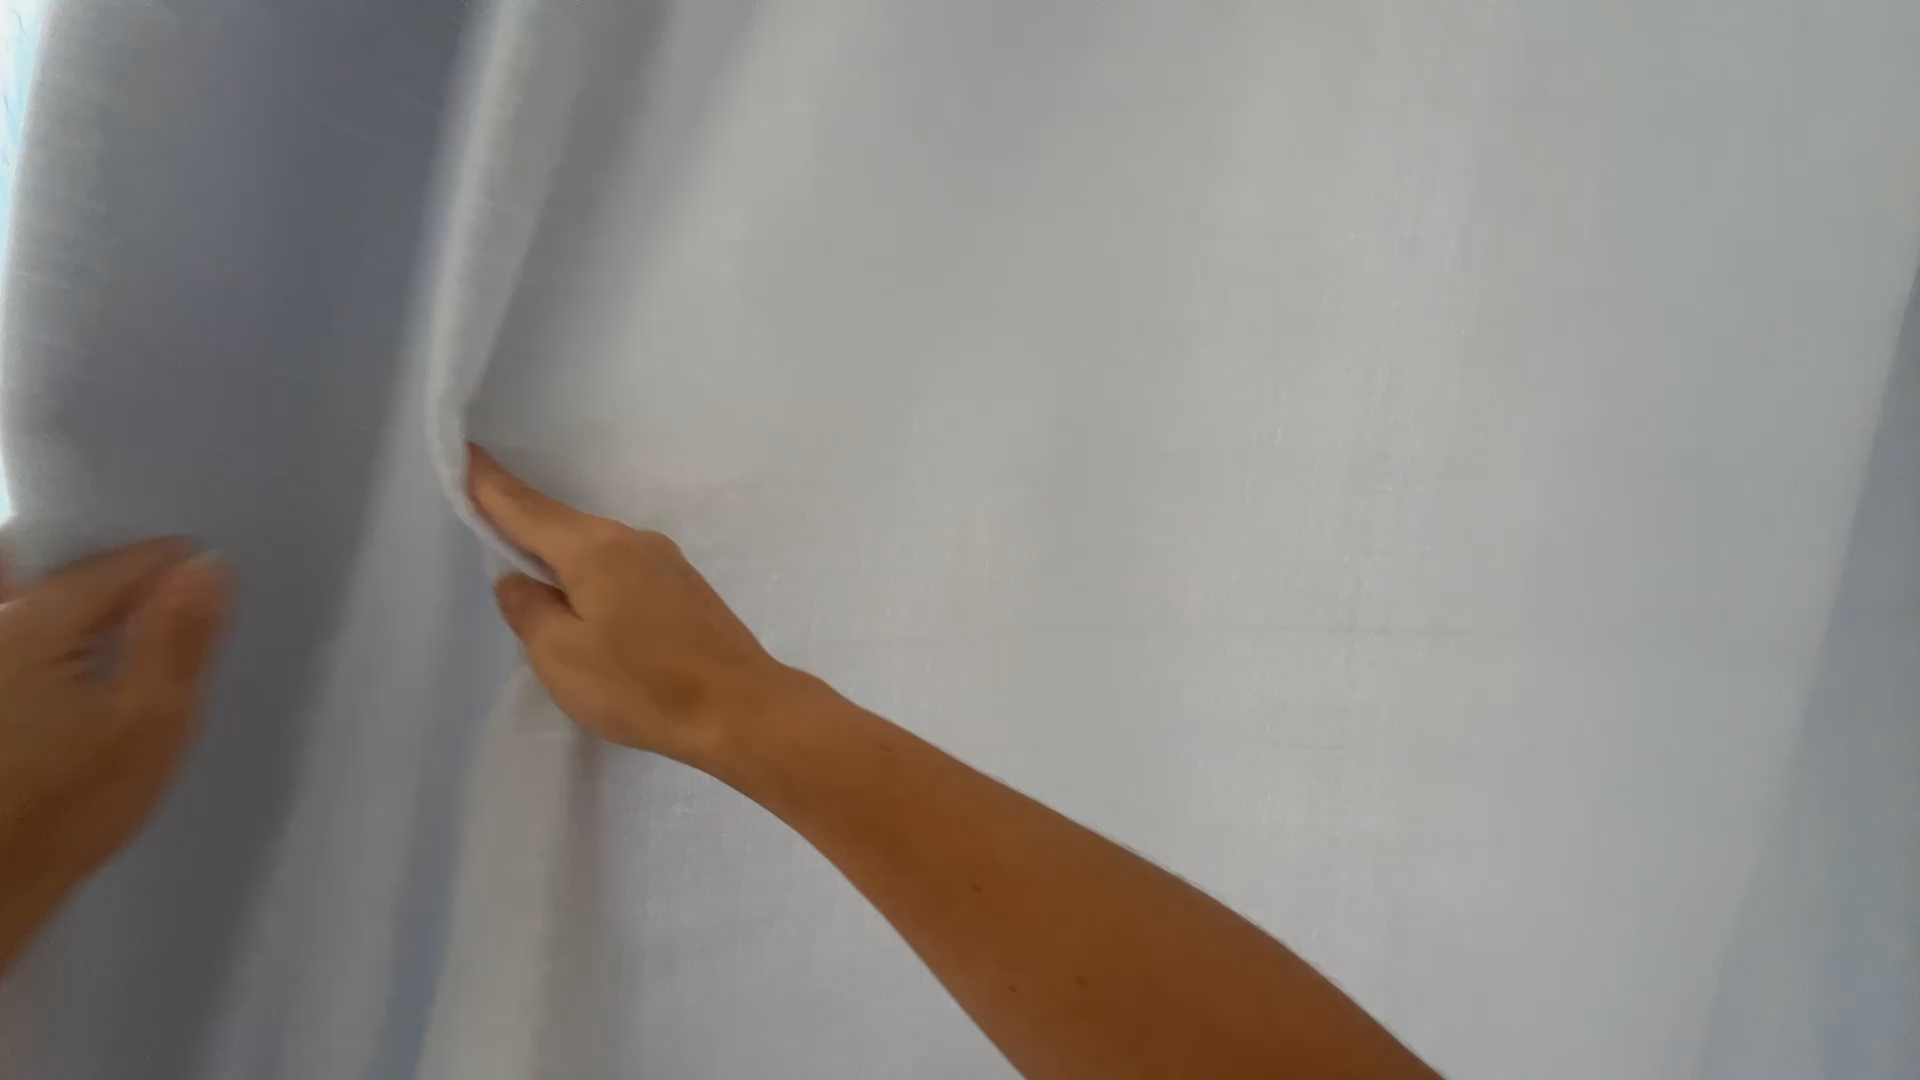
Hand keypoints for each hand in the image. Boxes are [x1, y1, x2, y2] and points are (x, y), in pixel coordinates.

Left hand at [0, 539, 227, 969]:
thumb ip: (180, 636)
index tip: (208, 584)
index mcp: (25, 624)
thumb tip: (207, 564)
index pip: (112, 564)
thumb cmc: (69, 804)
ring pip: (15, 600)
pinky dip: (44, 634)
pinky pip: (11, 634)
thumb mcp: (153, 719)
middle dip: (101, 573)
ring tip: (115, 635)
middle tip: (154, 605)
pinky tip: (75, 670)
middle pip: (36, 564)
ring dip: (69, 605)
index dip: (170, 565)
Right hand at [467, 446, 800, 771]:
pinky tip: (595, 611)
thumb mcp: (560, 654)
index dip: (488, 483)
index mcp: (597, 549)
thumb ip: (528, 609)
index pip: (526, 507)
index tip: (465, 451)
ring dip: (566, 565)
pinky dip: (599, 581)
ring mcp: (669, 563)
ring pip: (598, 553)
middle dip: (525, 532)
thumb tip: (521, 578)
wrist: (740, 708)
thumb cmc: (643, 685)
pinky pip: (626, 572)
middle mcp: (636, 542)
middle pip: (564, 529)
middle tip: (488, 536)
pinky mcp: (688, 588)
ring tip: (541, 595)